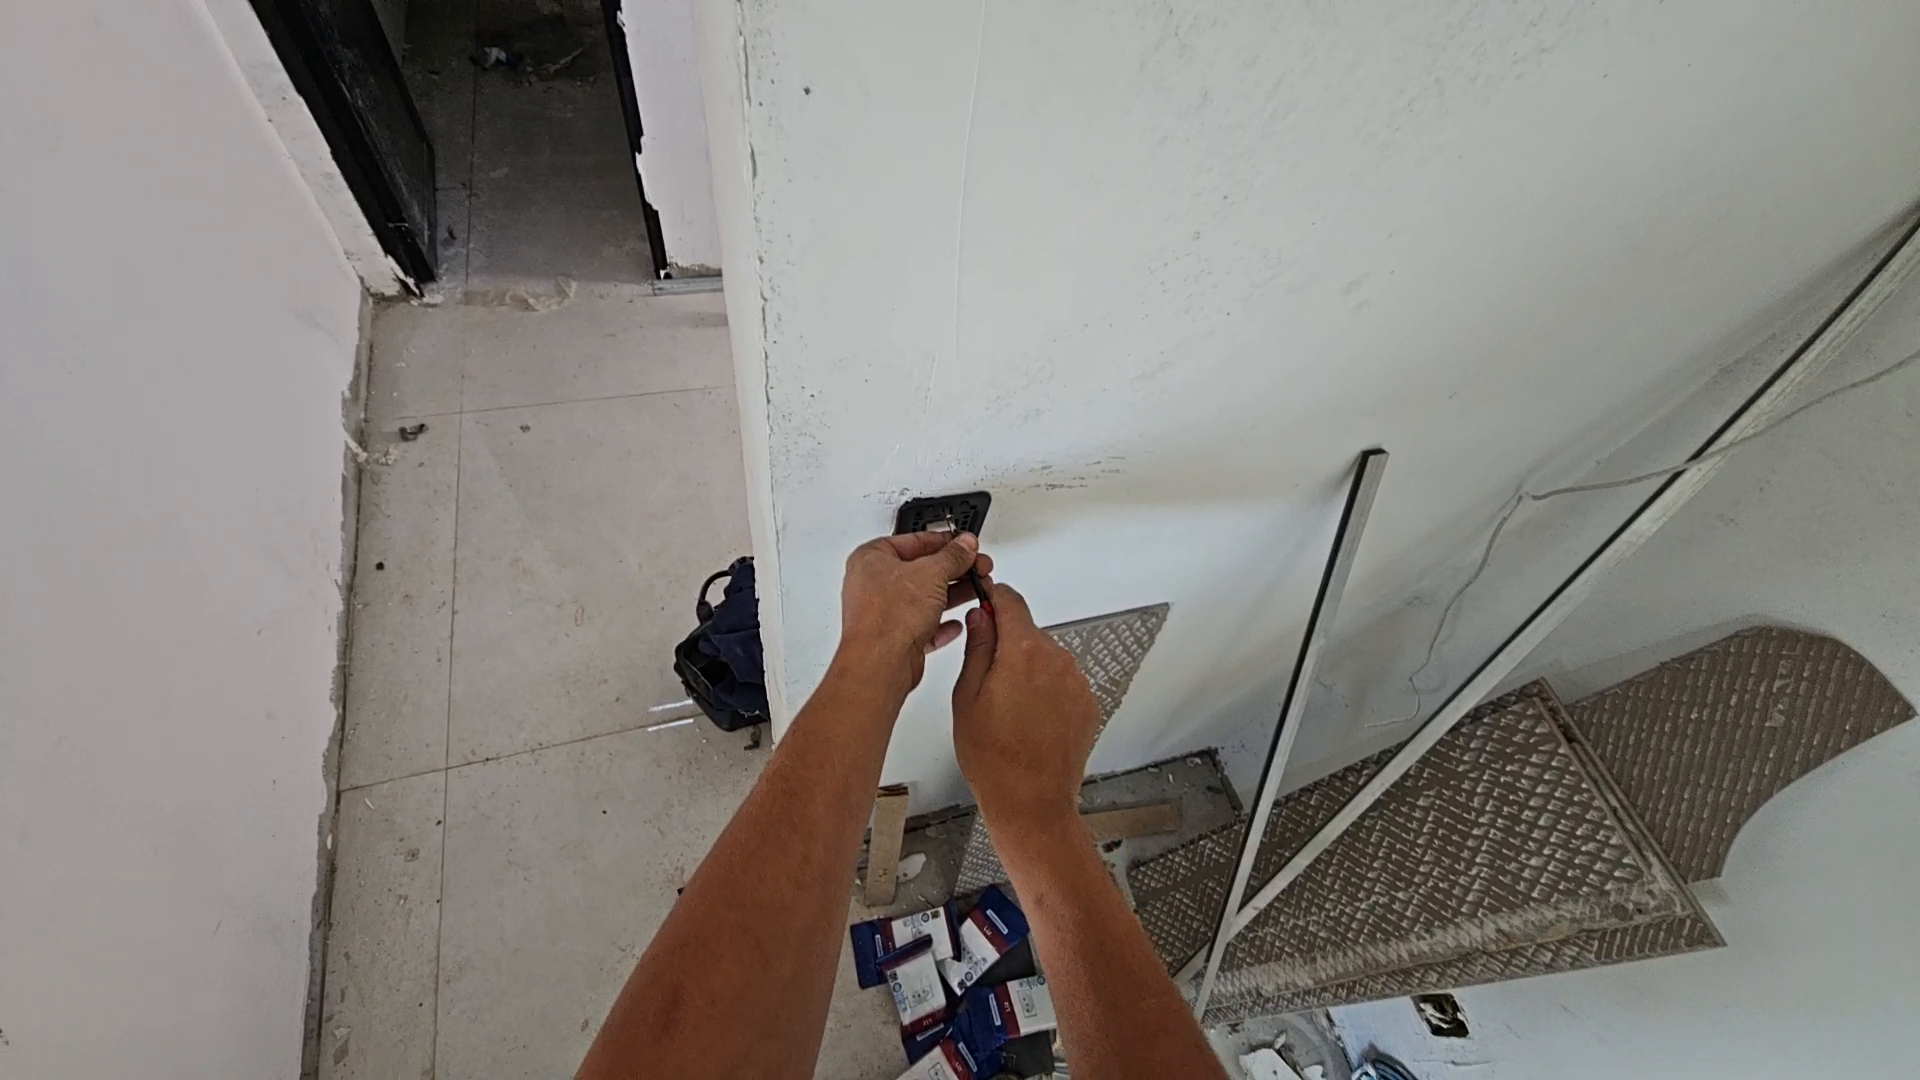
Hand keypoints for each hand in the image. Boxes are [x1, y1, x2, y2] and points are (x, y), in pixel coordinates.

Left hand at [838, 531, 993, 688]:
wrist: (881, 663)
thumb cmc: (889, 618)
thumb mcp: (931, 574)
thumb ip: (953, 556)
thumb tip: (964, 545)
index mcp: (872, 559)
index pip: (913, 540)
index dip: (944, 541)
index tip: (965, 543)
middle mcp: (873, 584)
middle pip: (921, 569)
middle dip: (954, 569)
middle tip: (977, 567)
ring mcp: (884, 612)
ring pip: (924, 598)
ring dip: (953, 594)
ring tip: (977, 588)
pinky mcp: (895, 638)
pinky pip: (922, 625)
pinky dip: (940, 623)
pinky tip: (956, 622)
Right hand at [951, 583, 1101, 829]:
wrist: (1032, 802)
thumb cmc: (995, 758)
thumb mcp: (967, 696)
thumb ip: (977, 648)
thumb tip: (982, 618)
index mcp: (1023, 651)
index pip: (1011, 601)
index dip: (994, 597)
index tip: (985, 598)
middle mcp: (1056, 659)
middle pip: (1027, 632)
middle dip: (1007, 644)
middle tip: (986, 680)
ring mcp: (1076, 681)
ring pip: (1045, 658)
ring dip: (1028, 670)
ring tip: (1009, 710)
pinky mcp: (1087, 703)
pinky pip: (1061, 682)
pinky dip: (1046, 691)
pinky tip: (1029, 720)